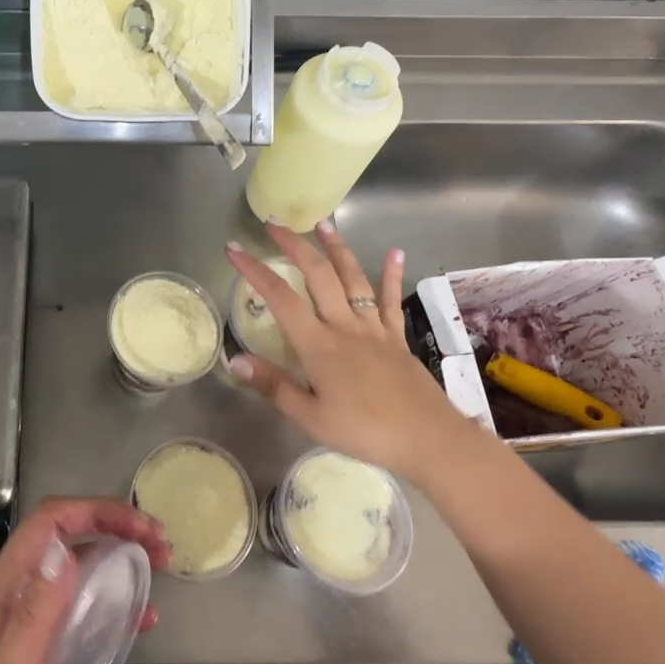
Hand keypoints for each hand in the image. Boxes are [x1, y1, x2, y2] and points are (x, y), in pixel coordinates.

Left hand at [0, 497, 170, 663]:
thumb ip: (32, 613)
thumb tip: (63, 551)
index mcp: (3, 585)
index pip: (51, 521)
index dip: (99, 511)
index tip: (143, 529)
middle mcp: (15, 589)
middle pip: (68, 535)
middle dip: (116, 527)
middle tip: (161, 545)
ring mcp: (26, 613)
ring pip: (77, 566)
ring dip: (119, 557)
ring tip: (157, 568)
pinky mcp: (37, 639)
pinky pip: (79, 604)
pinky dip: (113, 598)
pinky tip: (140, 615)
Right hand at [225, 220, 480, 481]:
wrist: (430, 440)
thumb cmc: (366, 433)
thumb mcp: (312, 418)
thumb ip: (274, 386)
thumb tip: (234, 360)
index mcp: (319, 346)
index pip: (280, 298)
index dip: (255, 270)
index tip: (234, 249)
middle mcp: (345, 327)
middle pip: (318, 275)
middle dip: (294, 245)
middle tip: (275, 224)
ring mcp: (374, 329)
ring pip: (353, 278)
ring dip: (336, 248)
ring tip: (323, 223)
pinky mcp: (397, 338)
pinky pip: (390, 300)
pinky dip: (392, 275)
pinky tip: (395, 253)